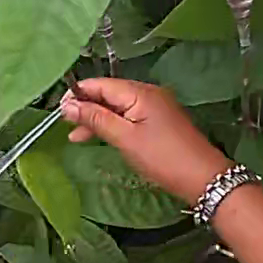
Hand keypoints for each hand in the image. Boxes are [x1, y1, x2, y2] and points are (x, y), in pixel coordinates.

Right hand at [61, 79, 233, 201]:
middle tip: (65, 124)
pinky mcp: (159, 121)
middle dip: (86, 107)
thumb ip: (96, 119)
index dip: (79, 93)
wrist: (203, 178)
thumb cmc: (163, 158)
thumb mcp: (125, 138)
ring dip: (97, 119)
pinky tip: (99, 137)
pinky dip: (112, 125)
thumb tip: (68, 105)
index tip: (59, 110)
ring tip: (76, 137)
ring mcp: (155, 107)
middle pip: (109, 93)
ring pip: (118, 106)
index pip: (101, 84)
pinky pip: (129, 116)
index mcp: (140, 92)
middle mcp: (148, 93)